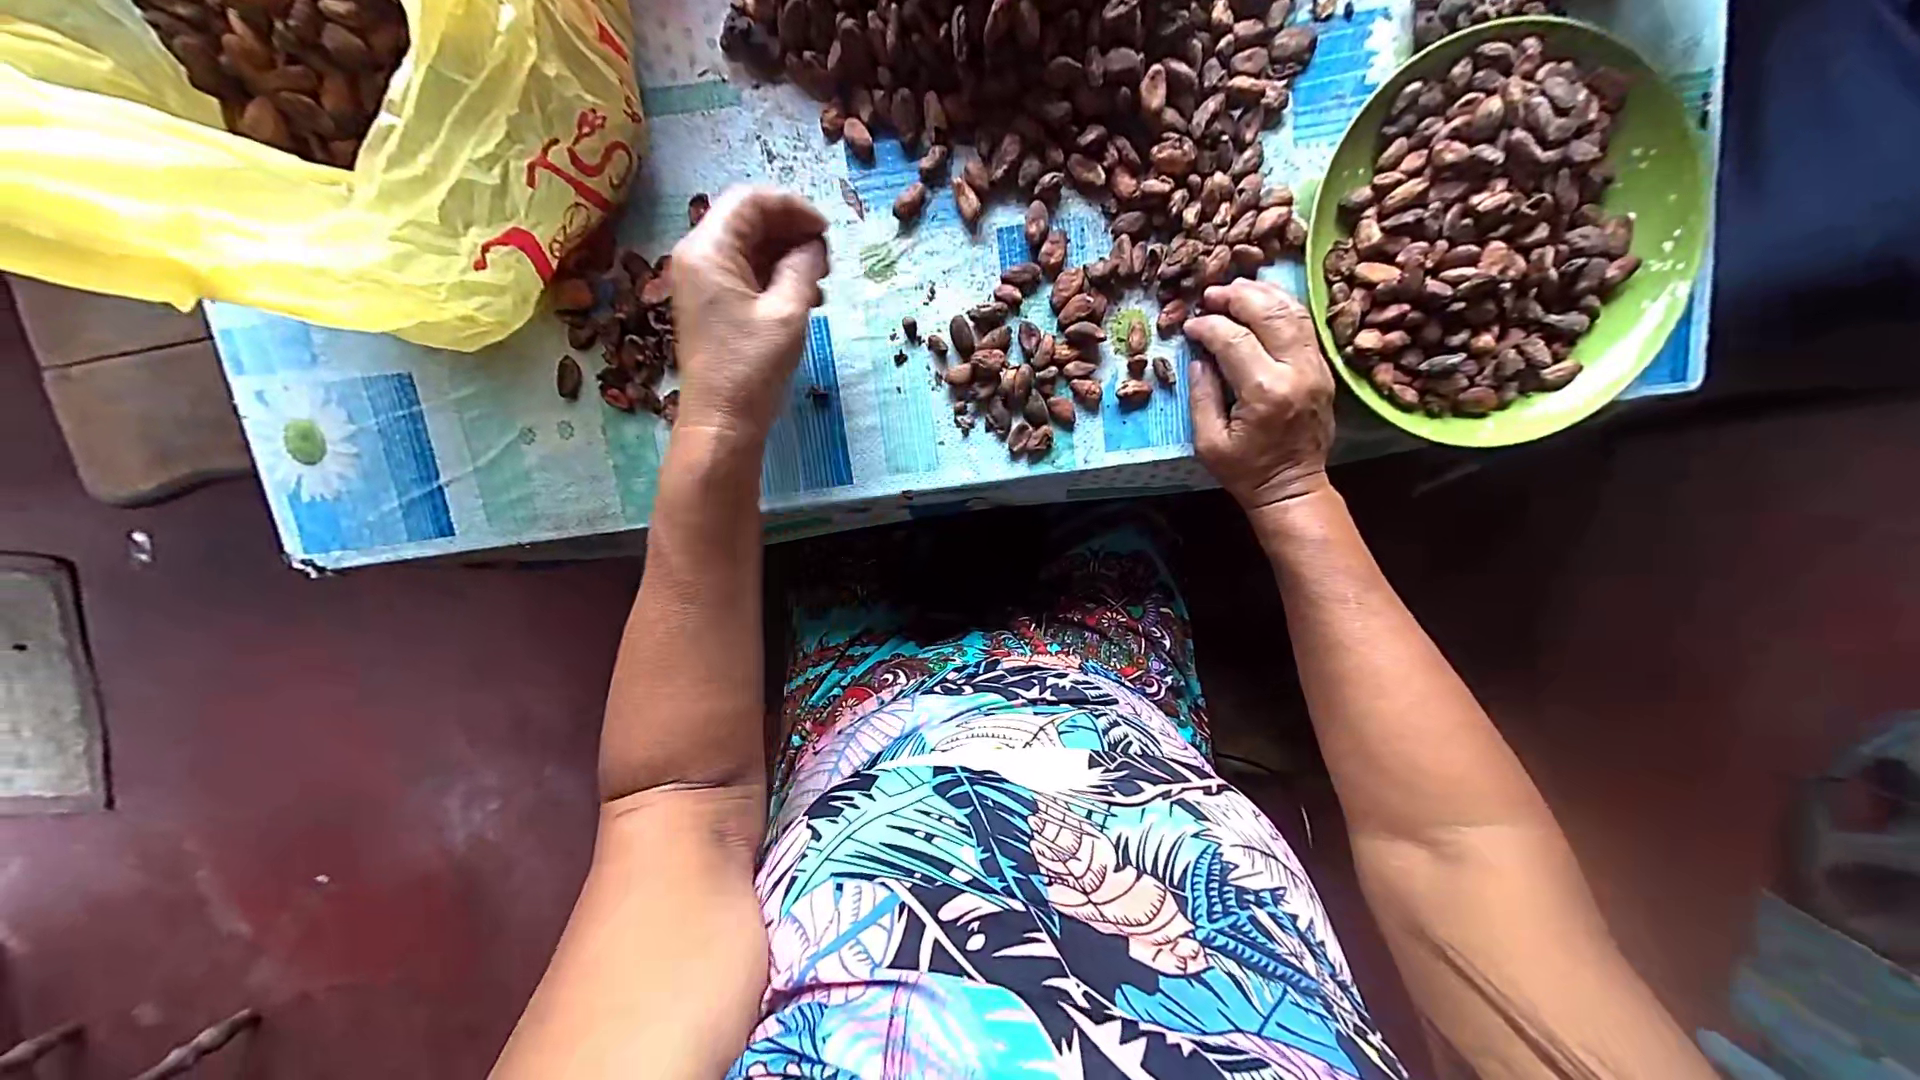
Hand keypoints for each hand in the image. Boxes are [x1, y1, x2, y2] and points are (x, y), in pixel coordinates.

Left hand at [669, 187, 829, 448]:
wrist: (721, 421)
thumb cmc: (751, 367)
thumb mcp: (787, 313)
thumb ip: (803, 269)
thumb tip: (814, 246)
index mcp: (707, 250)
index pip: (750, 201)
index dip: (793, 208)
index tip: (826, 231)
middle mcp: (697, 257)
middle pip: (747, 221)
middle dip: (791, 231)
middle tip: (827, 255)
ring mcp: (702, 282)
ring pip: (749, 248)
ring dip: (786, 255)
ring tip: (822, 279)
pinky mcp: (712, 305)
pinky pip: (745, 274)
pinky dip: (775, 276)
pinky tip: (804, 295)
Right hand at [1183, 279, 1335, 510]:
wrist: (1292, 487)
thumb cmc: (1244, 470)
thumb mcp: (1208, 440)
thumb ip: (1202, 395)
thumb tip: (1200, 356)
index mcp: (1265, 392)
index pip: (1234, 340)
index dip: (1209, 326)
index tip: (1190, 325)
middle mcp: (1297, 372)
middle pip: (1270, 314)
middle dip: (1237, 297)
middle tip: (1211, 293)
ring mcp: (1317, 368)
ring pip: (1293, 313)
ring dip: (1262, 295)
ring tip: (1235, 290)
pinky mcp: (1323, 370)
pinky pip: (1305, 326)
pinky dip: (1282, 308)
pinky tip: (1261, 304)